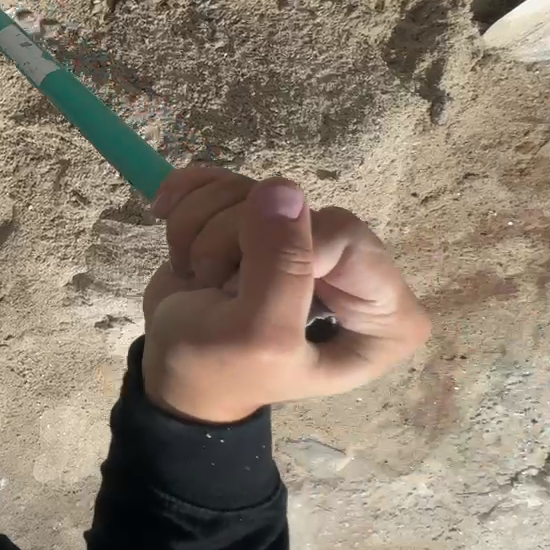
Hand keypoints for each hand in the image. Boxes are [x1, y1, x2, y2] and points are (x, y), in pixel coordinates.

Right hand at [140, 170, 430, 422]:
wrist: (173, 368)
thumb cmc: (221, 369)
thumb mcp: (256, 334)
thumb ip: (279, 268)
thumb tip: (283, 188)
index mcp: (383, 308)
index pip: (343, 234)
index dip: (280, 252)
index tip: (239, 291)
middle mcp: (349, 266)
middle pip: (290, 207)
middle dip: (227, 238)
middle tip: (212, 284)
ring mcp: (295, 238)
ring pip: (246, 190)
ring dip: (196, 227)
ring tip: (196, 273)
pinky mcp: (249, 221)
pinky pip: (217, 181)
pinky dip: (181, 198)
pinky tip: (165, 218)